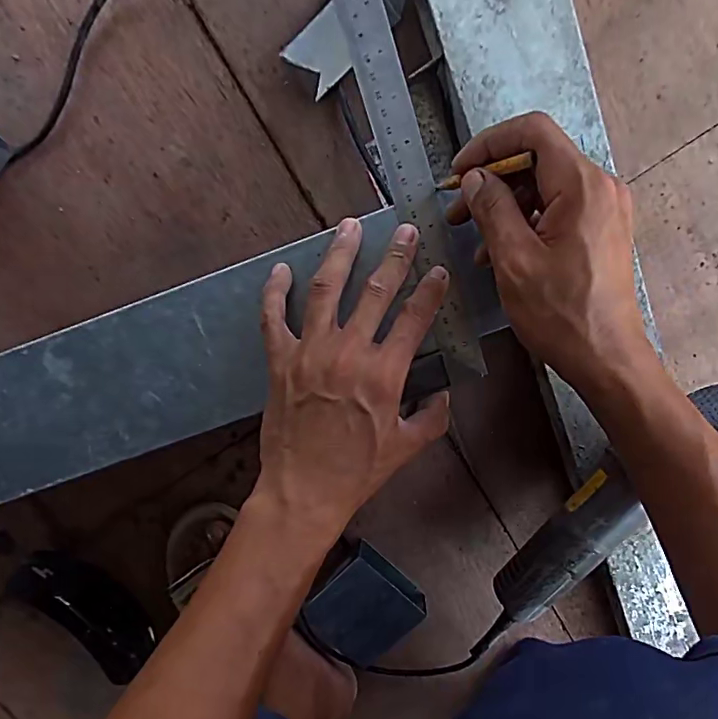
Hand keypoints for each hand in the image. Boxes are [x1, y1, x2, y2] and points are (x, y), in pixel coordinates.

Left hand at [252, 217, 452, 539]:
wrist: (304, 490)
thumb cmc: (358, 473)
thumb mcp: (407, 447)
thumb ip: (432, 416)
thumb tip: (444, 393)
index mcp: (384, 373)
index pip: (414, 318)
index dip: (430, 290)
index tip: (439, 270)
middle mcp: (348, 352)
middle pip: (375, 292)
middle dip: (394, 257)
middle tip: (404, 231)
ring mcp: (310, 353)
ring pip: (326, 290)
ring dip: (340, 254)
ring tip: (349, 227)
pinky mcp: (280, 362)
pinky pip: (274, 318)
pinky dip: (275, 291)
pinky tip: (279, 270)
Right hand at [446, 112, 655, 393]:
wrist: (607, 358)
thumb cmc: (563, 316)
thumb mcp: (514, 260)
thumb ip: (492, 209)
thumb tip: (476, 179)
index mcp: (581, 185)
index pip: (532, 131)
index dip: (489, 144)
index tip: (460, 173)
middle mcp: (600, 188)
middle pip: (538, 160)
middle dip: (494, 182)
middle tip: (458, 212)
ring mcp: (605, 211)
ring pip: (546, 189)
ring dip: (507, 208)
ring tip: (477, 244)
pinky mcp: (603, 234)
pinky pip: (560, 213)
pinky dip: (528, 225)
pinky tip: (502, 255)